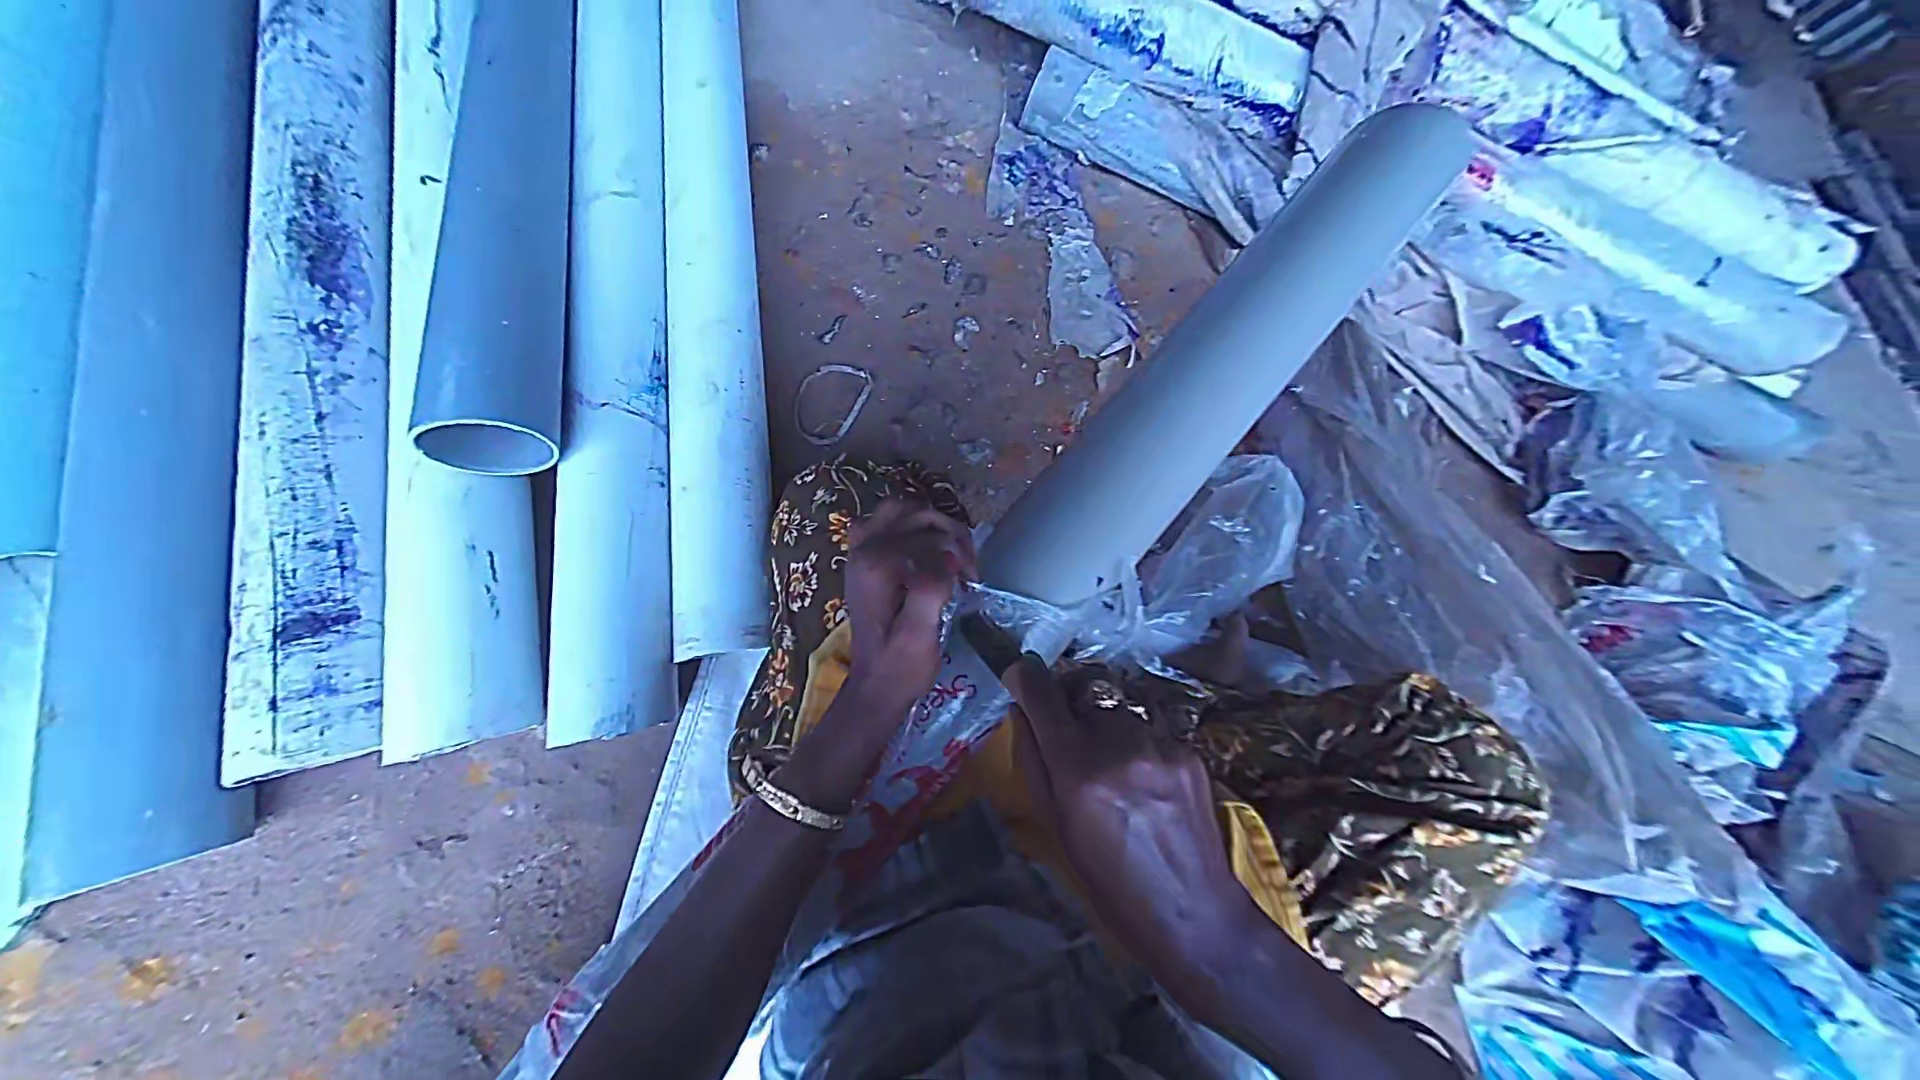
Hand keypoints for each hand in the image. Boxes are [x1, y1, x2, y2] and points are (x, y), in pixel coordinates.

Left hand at [841, 498, 975, 715]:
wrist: (874, 687)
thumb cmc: (901, 666)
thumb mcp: (920, 635)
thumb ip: (931, 589)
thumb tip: (948, 558)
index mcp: (874, 566)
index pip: (928, 537)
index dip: (956, 553)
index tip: (970, 580)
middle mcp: (862, 551)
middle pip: (914, 513)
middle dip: (947, 532)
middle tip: (966, 564)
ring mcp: (859, 552)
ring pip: (900, 511)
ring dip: (931, 525)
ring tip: (952, 553)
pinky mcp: (863, 560)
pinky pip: (888, 523)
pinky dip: (913, 529)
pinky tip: (930, 552)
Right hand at [1004, 657, 1258, 977]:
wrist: (1194, 916)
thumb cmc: (1109, 881)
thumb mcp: (1054, 825)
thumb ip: (1032, 759)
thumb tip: (1021, 709)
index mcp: (1076, 768)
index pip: (1041, 690)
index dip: (1026, 676)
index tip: (1022, 676)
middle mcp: (1118, 744)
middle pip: (1084, 683)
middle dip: (1070, 696)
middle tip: (1069, 724)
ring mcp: (1159, 744)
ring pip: (1120, 702)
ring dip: (1107, 717)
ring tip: (1113, 759)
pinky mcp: (1189, 751)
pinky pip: (1151, 724)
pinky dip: (1139, 739)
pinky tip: (1145, 777)